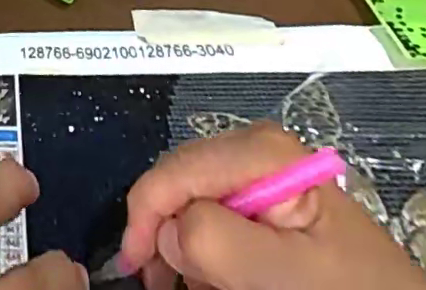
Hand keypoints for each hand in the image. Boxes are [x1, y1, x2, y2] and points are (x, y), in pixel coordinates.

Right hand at [118, 122, 425, 289]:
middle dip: (166, 235)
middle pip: (178, 184)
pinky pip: (212, 217)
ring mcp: (258, 174)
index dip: (145, 219)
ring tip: (194, 285)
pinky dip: (205, 253)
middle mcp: (253, 149)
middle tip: (163, 285)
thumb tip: (166, 231)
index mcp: (260, 150)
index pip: (174, 171)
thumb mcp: (289, 277)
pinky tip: (218, 278)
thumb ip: (219, 242)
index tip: (136, 270)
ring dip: (184, 248)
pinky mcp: (263, 200)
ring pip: (189, 203)